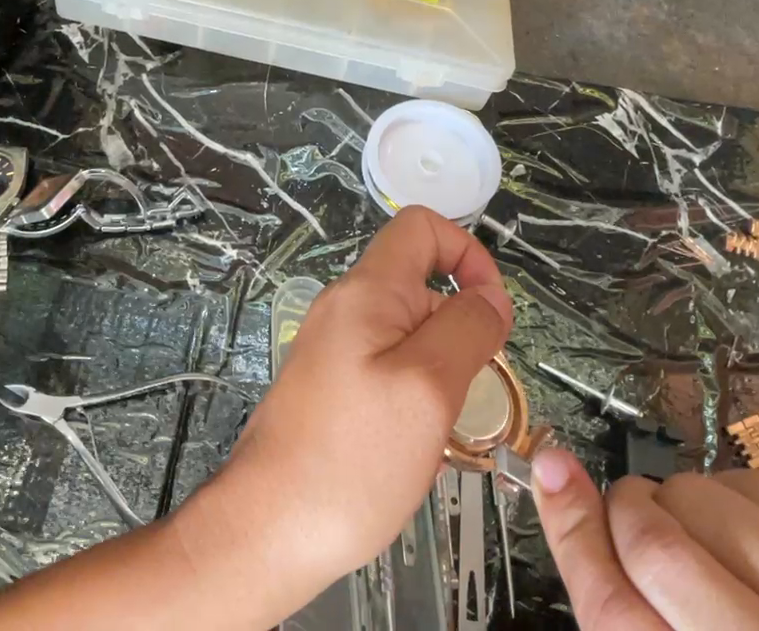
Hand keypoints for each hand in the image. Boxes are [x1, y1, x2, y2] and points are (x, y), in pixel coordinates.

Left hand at [175, 207, 513, 614]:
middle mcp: (345, 308)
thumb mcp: (427, 387)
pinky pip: (388, 366)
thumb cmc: (351, 459)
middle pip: (420, 283)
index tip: (490, 312)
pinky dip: (415, 392)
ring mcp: (333, 348)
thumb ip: (467, 329)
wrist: (267, 530)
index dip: (467, 254)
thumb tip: (491, 297)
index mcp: (365, 291)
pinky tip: (416, 444)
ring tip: (438, 428)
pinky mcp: (330, 386)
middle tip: (464, 391)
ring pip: (408, 332)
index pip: (421, 227)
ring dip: (440, 368)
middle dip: (458, 326)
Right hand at [531, 450, 758, 629]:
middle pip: (655, 543)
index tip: (551, 470)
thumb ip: (643, 614)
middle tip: (640, 519)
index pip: (615, 613)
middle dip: (632, 513)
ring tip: (727, 551)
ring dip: (693, 507)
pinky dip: (752, 501)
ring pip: (707, 497)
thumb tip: (568, 492)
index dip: (572, 533)